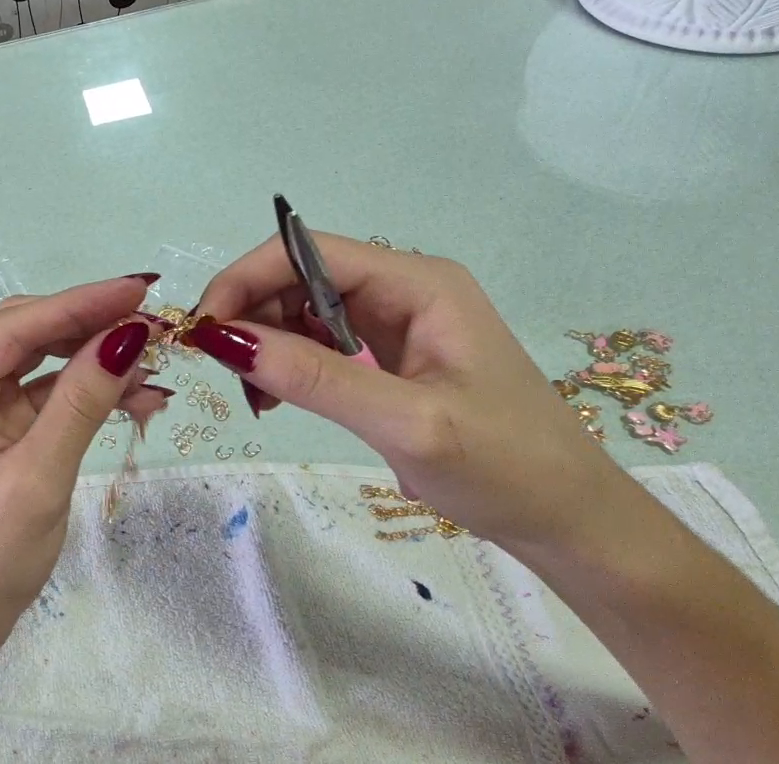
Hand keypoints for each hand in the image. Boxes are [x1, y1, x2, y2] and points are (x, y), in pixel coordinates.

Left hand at [0, 276, 173, 762]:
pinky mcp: (0, 427)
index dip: (76, 304)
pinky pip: (48, 393)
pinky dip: (90, 390)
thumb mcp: (38, 478)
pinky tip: (139, 394)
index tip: (136, 290)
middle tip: (154, 320)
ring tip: (157, 360)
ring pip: (41, 359)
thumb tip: (128, 337)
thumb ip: (80, 404)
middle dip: (88, 323)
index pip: (12, 328)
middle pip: (25, 333)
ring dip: (95, 357)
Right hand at [190, 234, 642, 553]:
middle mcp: (401, 289)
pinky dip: (283, 366)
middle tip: (226, 375)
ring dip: (262, 345)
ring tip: (255, 397)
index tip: (204, 332)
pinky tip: (276, 398)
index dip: (244, 280)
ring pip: (296, 310)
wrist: (574, 526)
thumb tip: (219, 338)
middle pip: (294, 278)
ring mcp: (394, 322)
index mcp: (417, 283)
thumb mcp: (406, 423)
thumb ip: (313, 376)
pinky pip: (313, 342)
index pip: (303, 252)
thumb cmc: (508, 470)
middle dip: (249, 317)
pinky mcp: (386, 355)